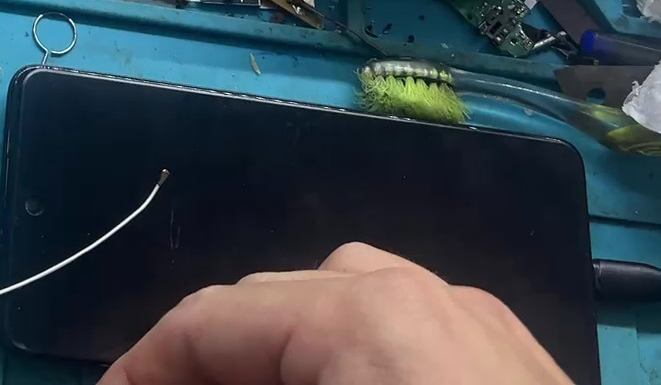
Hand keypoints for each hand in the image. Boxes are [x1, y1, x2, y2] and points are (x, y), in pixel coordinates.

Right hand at [98, 243, 572, 384]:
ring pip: (327, 307)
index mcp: (365, 314)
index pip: (210, 319)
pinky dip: (339, 363)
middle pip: (262, 306)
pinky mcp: (518, 362)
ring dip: (270, 357)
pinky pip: (396, 333)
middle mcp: (419, 293)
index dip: (143, 365)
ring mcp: (478, 323)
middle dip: (206, 366)